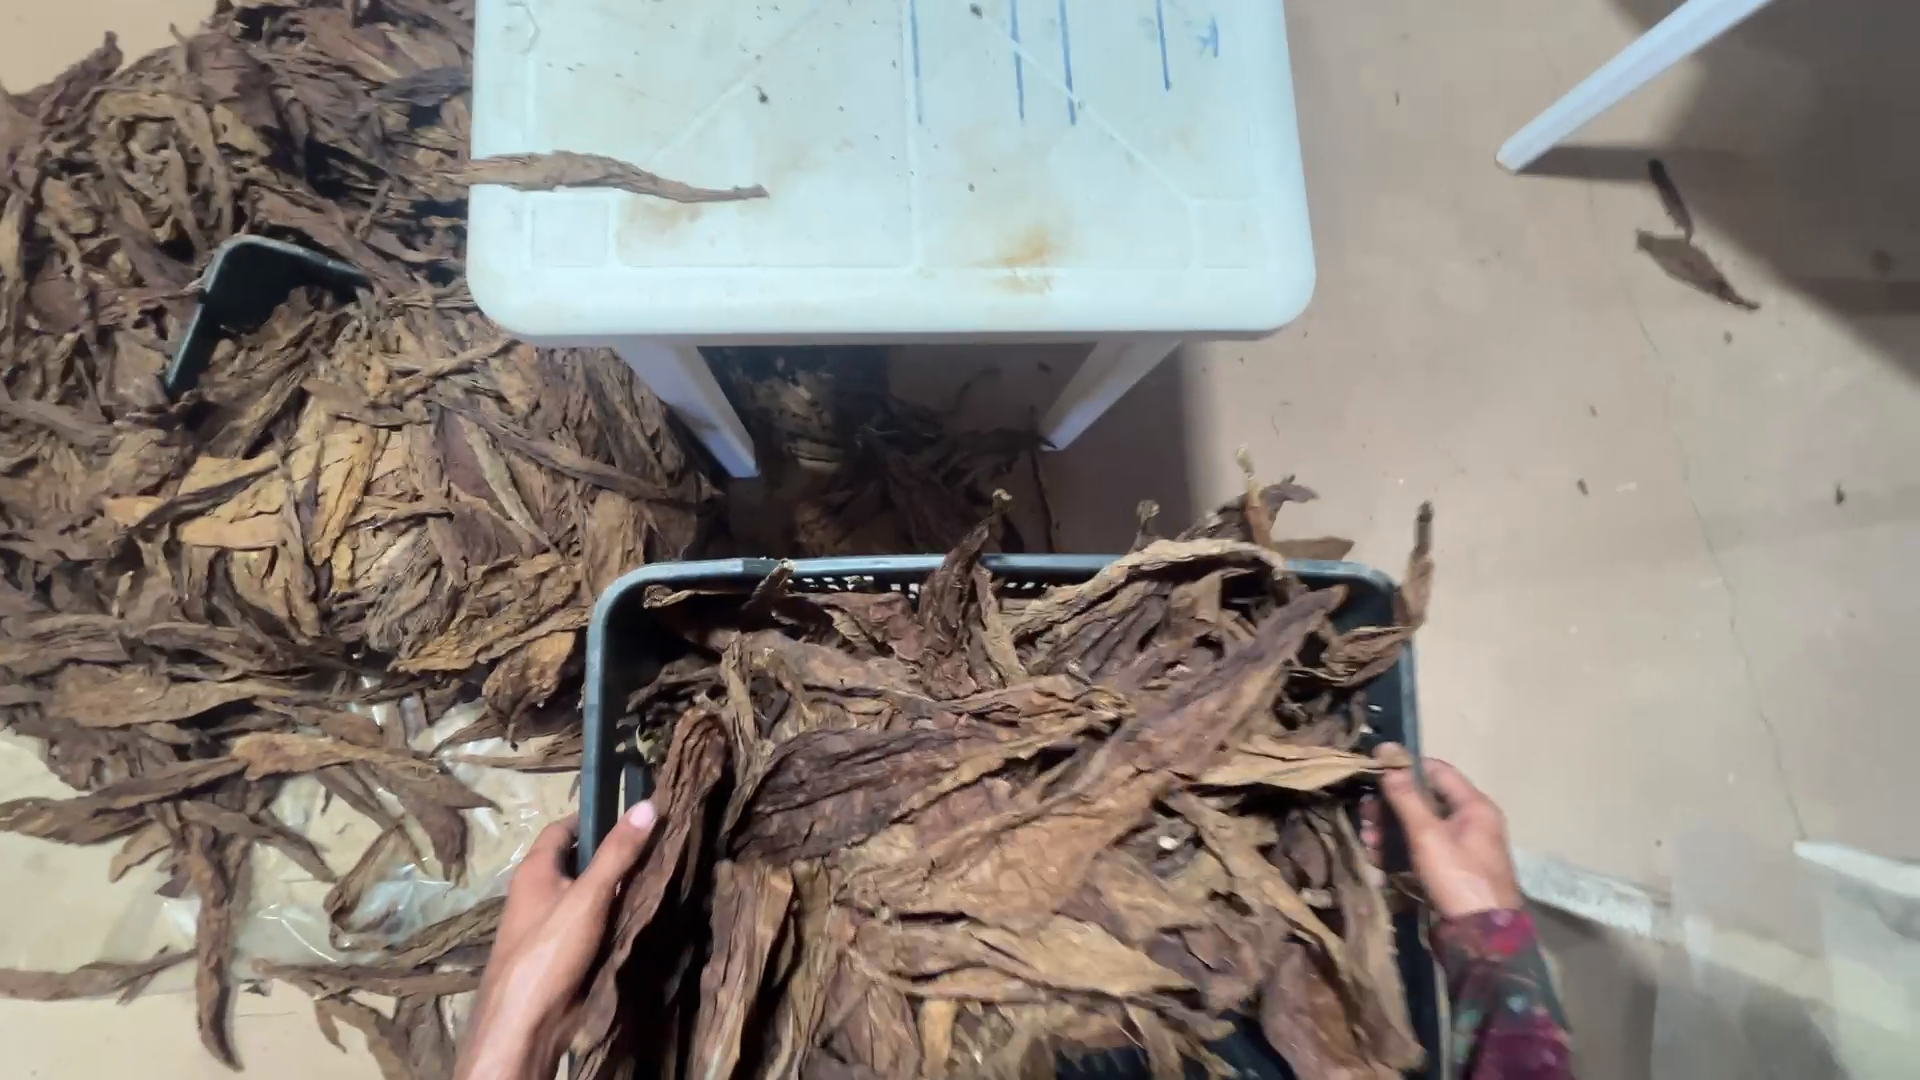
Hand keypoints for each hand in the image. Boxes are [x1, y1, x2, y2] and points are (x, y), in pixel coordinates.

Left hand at [455, 802, 658, 1079]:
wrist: (524, 1029)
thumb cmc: (549, 952)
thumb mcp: (588, 895)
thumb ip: (618, 851)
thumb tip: (649, 804)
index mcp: (534, 871)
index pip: (563, 828)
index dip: (595, 816)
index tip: (634, 814)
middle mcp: (537, 893)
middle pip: (579, 859)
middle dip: (614, 850)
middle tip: (656, 841)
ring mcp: (548, 924)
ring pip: (587, 890)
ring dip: (617, 883)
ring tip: (657, 871)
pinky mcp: (562, 951)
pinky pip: (591, 919)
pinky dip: (613, 911)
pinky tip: (640, 909)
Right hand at [1376, 748, 1522, 918]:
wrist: (1482, 938)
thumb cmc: (1458, 878)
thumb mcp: (1427, 834)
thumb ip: (1406, 795)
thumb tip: (1387, 752)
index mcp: (1474, 806)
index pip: (1435, 770)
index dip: (1404, 766)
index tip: (1373, 772)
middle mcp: (1469, 820)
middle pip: (1421, 798)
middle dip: (1388, 806)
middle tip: (1365, 816)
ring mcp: (1459, 844)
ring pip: (1415, 822)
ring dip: (1388, 829)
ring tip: (1368, 842)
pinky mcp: (1449, 865)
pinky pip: (1419, 845)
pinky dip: (1398, 848)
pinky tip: (1378, 858)